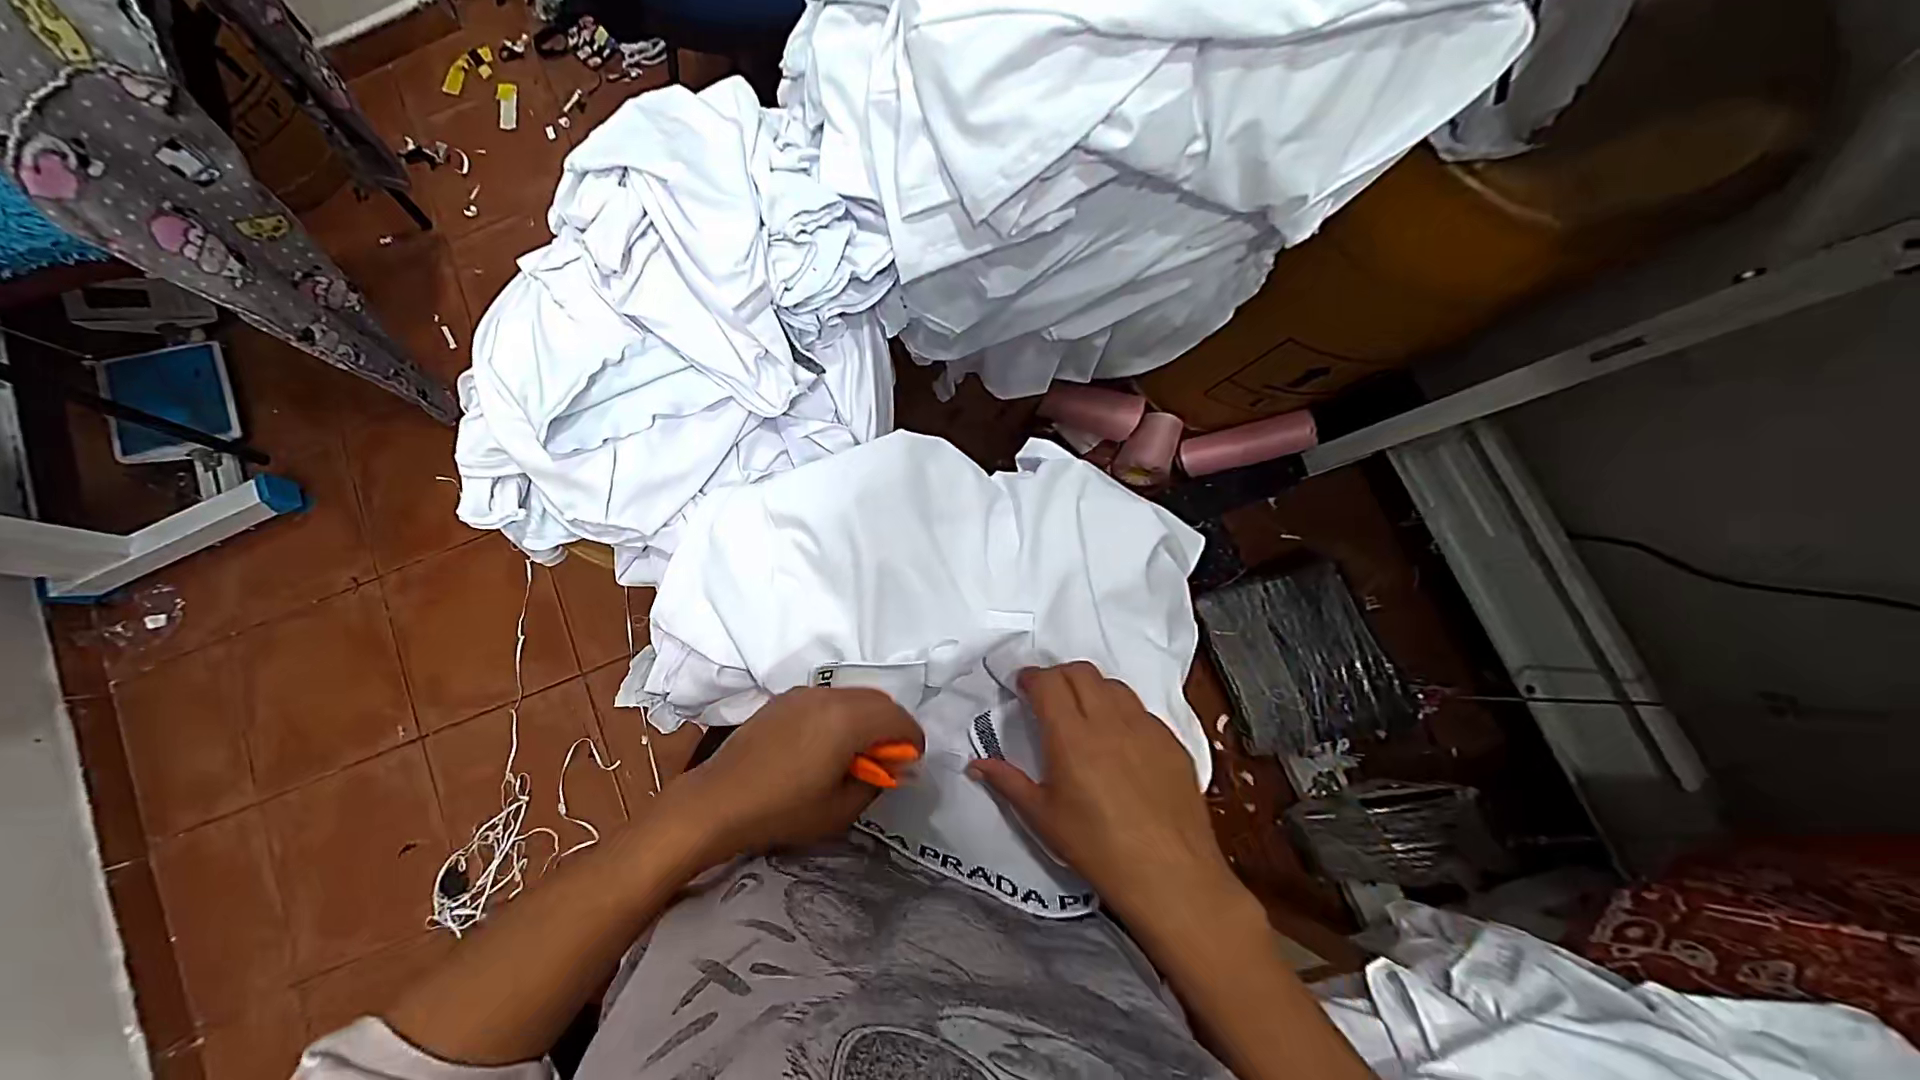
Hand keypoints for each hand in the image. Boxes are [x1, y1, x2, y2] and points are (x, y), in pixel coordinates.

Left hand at [667, 687, 922, 865]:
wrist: (717, 801)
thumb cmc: (782, 810)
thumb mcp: (840, 809)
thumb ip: (876, 782)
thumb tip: (892, 767)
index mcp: (848, 720)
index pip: (898, 719)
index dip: (913, 740)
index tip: (911, 762)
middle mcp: (829, 696)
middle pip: (879, 700)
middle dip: (892, 725)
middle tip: (888, 758)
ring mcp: (803, 693)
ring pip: (853, 696)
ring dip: (866, 718)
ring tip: (857, 752)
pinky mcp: (783, 699)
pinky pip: (827, 698)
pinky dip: (841, 714)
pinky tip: (826, 744)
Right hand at [968, 662, 1235, 922]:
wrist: (1170, 874)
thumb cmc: (1097, 849)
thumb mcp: (1043, 818)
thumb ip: (1008, 783)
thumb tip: (977, 765)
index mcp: (1071, 737)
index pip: (1048, 683)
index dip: (1032, 677)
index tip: (1023, 685)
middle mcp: (1109, 722)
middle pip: (1080, 672)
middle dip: (1058, 674)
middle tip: (1047, 694)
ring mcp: (1145, 728)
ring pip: (1113, 684)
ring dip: (1091, 687)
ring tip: (1082, 710)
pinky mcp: (1171, 742)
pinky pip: (1141, 710)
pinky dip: (1122, 710)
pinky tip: (1118, 738)